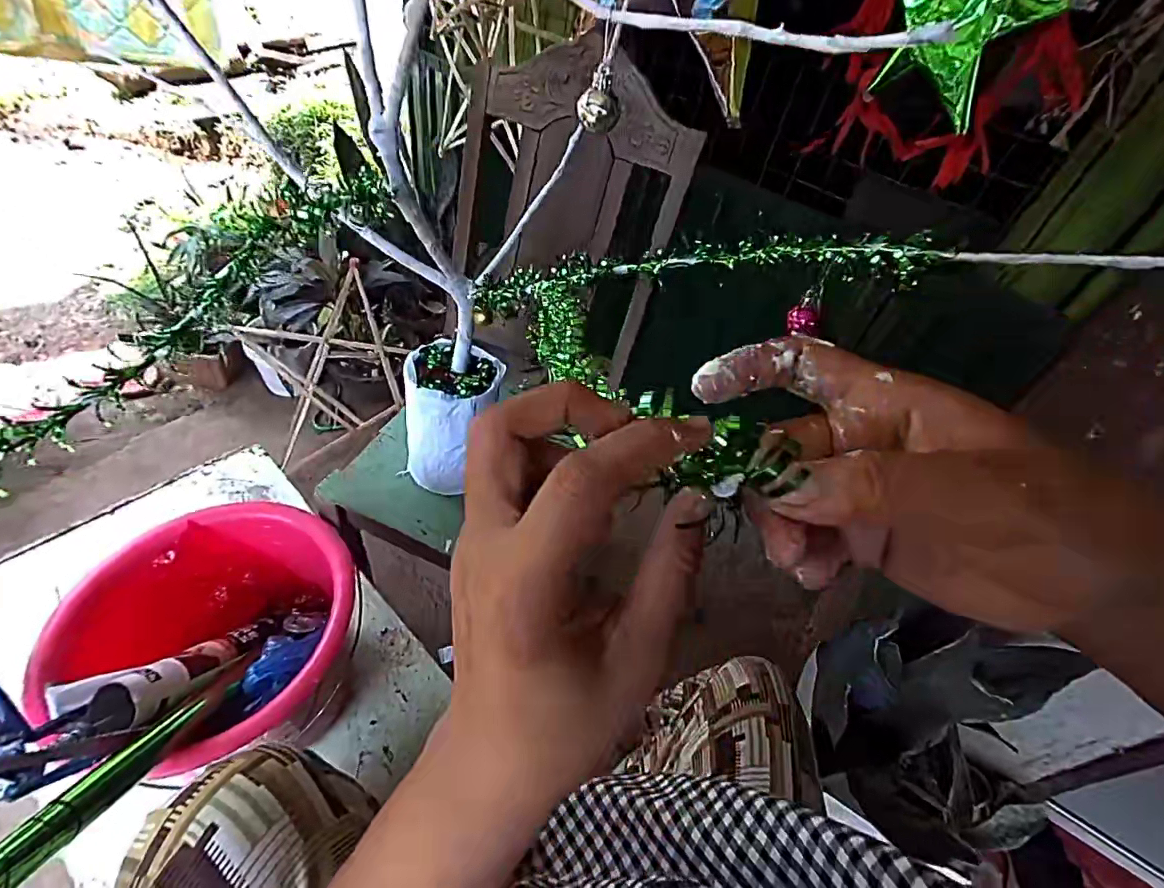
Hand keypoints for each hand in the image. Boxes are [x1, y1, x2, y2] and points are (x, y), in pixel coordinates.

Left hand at [446, 382, 713, 810]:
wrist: (490, 759)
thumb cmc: (565, 726)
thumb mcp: (638, 660)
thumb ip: (670, 573)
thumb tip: (693, 500)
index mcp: (523, 581)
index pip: (577, 479)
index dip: (639, 445)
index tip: (689, 436)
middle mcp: (484, 542)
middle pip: (499, 428)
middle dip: (566, 403)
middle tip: (626, 429)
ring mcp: (471, 537)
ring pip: (496, 440)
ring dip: (558, 429)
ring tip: (615, 463)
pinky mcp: (476, 538)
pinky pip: (506, 469)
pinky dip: (551, 458)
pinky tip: (592, 498)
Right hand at [693, 336, 1141, 632]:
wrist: (1091, 578)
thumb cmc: (1038, 505)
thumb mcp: (955, 489)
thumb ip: (866, 485)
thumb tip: (781, 490)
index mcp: (881, 402)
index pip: (804, 364)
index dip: (751, 367)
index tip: (705, 391)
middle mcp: (860, 439)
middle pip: (784, 445)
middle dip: (769, 485)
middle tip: (780, 533)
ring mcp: (861, 489)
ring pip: (790, 497)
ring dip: (782, 527)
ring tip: (802, 563)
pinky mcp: (866, 535)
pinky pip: (811, 537)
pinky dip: (804, 555)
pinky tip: (819, 578)